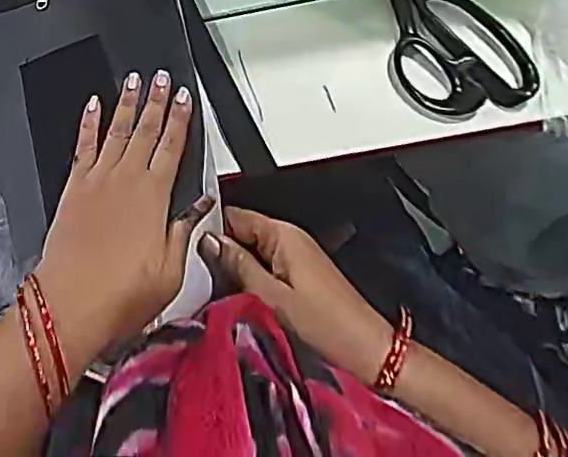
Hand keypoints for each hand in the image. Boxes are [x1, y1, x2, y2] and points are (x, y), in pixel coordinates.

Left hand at [34, 70, 210, 368]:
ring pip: (116, 130)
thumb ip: (183, 233)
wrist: (71, 302)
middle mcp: (126, 180)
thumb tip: (197, 208)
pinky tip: (93, 105)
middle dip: (156, 101)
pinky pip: (83, 145)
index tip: (184, 98)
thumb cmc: (121, 294)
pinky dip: (88, 122)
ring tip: (133, 80)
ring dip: (126, 103)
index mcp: (153, 198)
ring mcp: (98, 179)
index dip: (180, 119)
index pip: (172, 147)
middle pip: (145, 130)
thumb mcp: (169, 273)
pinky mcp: (74, 186)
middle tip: (161, 77)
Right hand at [202, 207, 392, 380]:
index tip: (196, 249)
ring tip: (227, 289)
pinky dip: (254, 278)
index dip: (213, 229)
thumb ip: (238, 265)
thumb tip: (211, 242)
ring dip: (239, 268)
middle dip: (225, 251)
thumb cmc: (329, 325)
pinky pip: (266, 265)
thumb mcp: (272, 296)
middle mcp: (289, 237)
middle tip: (209, 276)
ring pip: (252, 250)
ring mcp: (296, 255)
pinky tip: (248, 296)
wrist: (371, 352)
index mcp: (282, 233)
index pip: (234, 215)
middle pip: (242, 232)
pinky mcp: (300, 272)